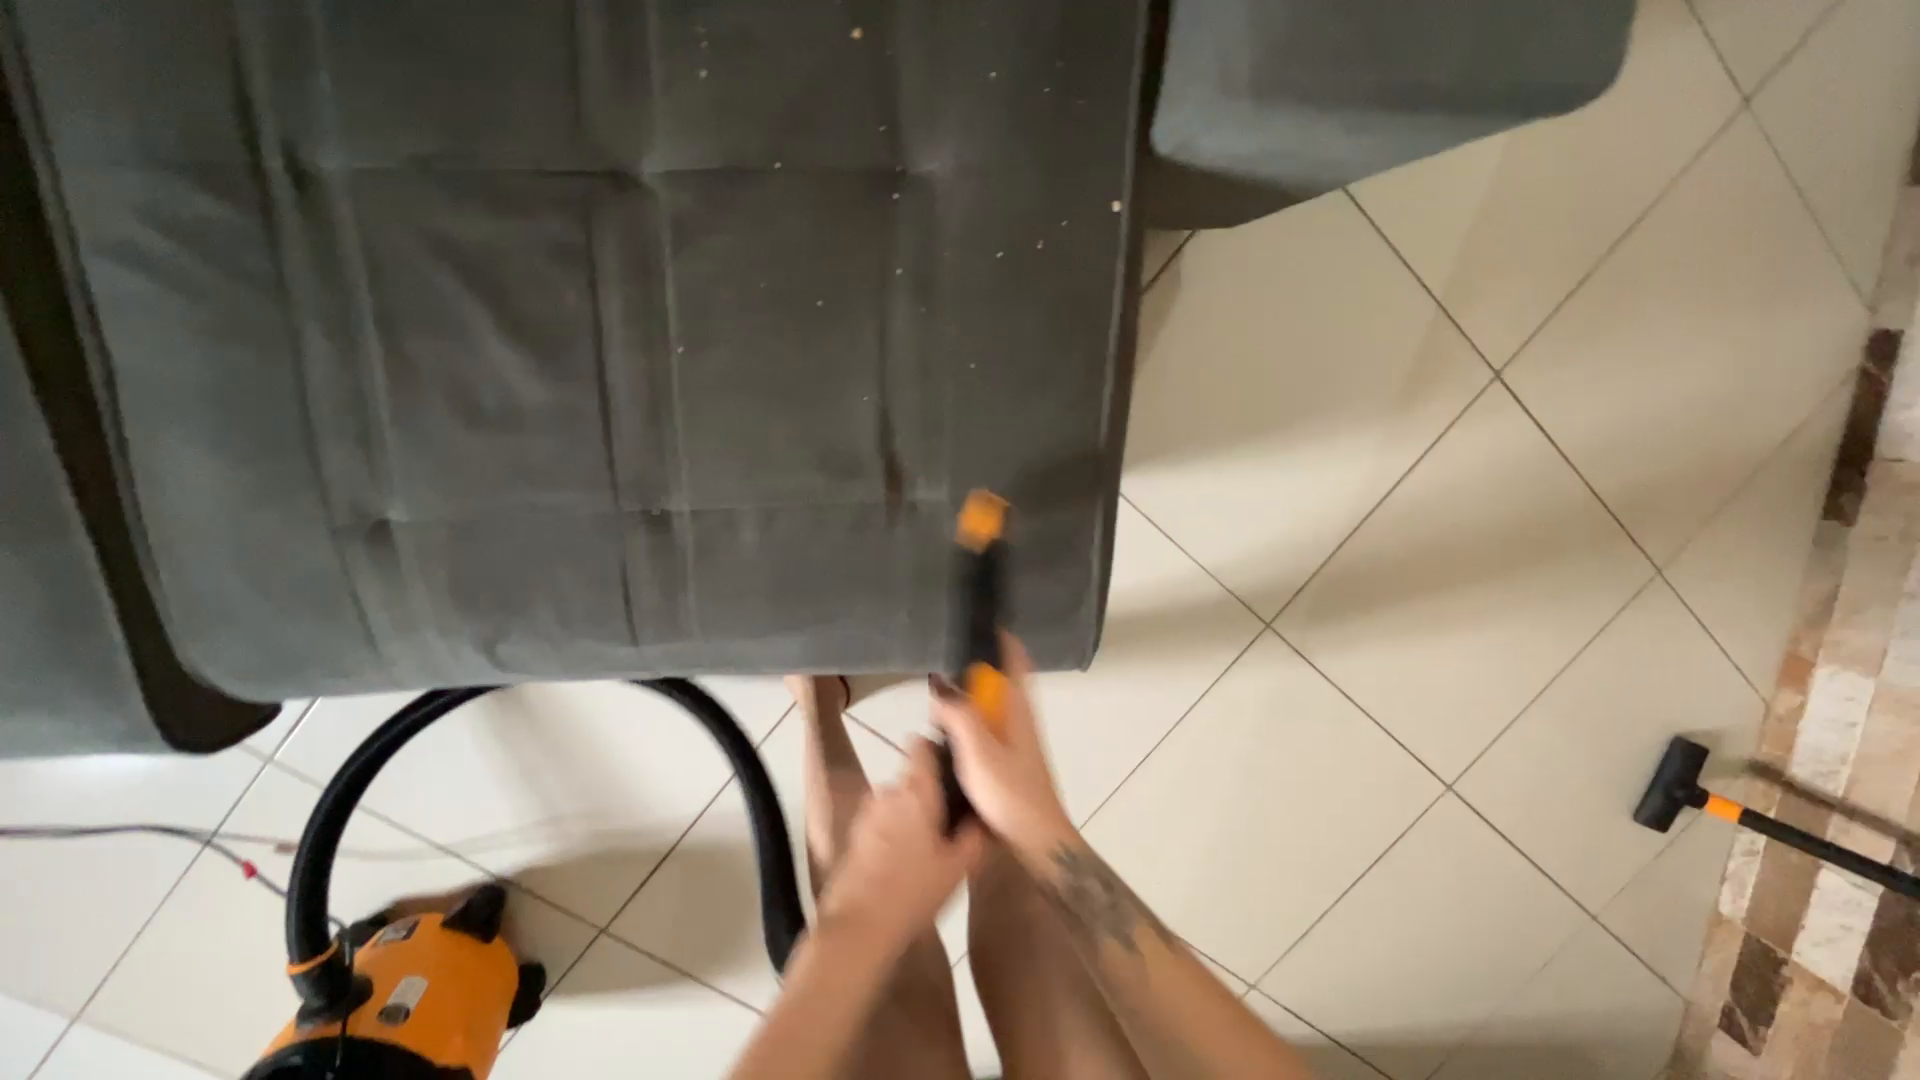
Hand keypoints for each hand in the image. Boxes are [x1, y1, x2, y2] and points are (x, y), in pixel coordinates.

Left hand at [815, 739, 985, 951]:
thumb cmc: (913, 891)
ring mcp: (866, 813)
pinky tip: (907, 863)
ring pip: (898, 803)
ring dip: (912, 816)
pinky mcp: (854, 835)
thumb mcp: (957, 867)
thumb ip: (975, 835)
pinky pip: (883, 822)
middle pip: (913, 779)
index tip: (955, 766)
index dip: (937, 748)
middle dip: (931, 794)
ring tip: (931, 847)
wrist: (857, 928)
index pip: (921, 745)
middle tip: (953, 822)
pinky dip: (895, 832)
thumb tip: (984, 816)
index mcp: (915, 790)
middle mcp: (887, 792)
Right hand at [932, 634, 1075, 859]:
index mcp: (1018, 708)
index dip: (1002, 639)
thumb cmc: (1011, 793)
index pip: (1015, 660)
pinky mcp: (1006, 763)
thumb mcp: (979, 751)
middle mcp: (1019, 719)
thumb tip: (940, 686)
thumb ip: (959, 715)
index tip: (981, 621)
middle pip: (998, 682)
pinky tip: (944, 736)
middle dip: (974, 670)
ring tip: (936, 694)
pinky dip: (965, 725)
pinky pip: (983, 732)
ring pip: (989, 709)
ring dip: (967, 700)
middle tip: (942, 658)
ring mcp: (1014, 742)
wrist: (1035, 841)